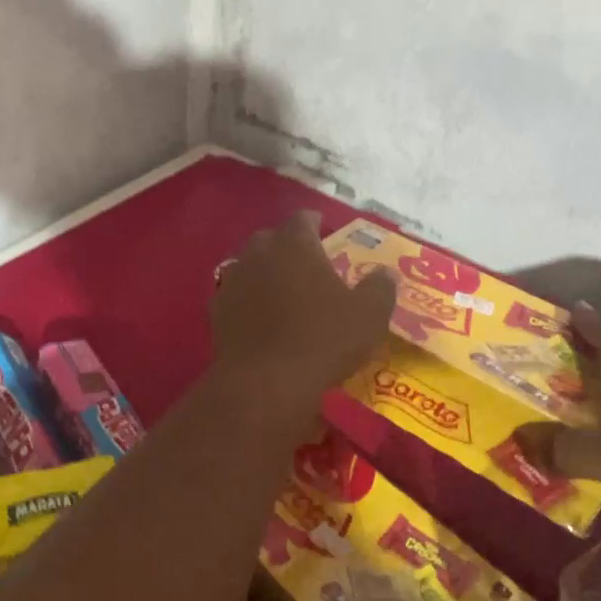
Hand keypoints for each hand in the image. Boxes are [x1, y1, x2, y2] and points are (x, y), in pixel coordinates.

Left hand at [210, 211, 394, 410]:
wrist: (265, 382)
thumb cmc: (323, 340)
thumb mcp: (369, 315)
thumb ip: (379, 287)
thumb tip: (384, 273)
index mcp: (294, 244)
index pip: (302, 219)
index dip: (314, 223)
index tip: (324, 230)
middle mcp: (258, 253)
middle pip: (270, 238)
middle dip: (286, 245)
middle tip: (305, 264)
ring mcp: (232, 280)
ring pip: (248, 264)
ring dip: (263, 271)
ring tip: (281, 289)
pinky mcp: (216, 308)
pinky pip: (234, 294)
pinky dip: (246, 298)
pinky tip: (257, 315)